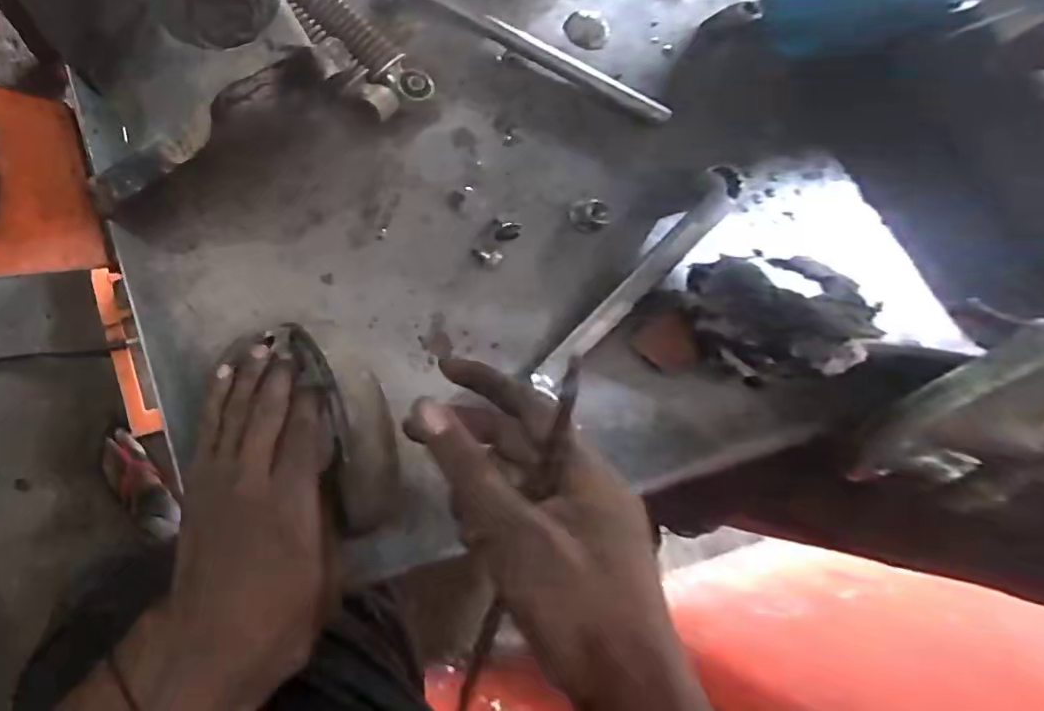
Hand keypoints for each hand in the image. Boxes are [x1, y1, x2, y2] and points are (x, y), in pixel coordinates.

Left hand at [150, 334, 338, 710]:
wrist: (209, 635)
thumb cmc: (279, 618)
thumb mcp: (324, 581)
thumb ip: (324, 519)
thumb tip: (324, 473)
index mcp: (290, 502)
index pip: (304, 436)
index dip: (312, 403)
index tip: (319, 378)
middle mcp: (251, 477)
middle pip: (267, 414)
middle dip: (280, 378)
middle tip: (290, 349)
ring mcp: (218, 473)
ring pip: (235, 411)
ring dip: (248, 375)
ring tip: (259, 346)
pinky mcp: (196, 477)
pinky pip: (207, 425)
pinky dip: (216, 396)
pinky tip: (224, 374)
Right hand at [406, 359, 708, 710]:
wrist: (629, 696)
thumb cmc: (572, 602)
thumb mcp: (509, 527)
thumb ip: (465, 463)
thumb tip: (424, 405)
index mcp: (586, 471)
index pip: (530, 405)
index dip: (485, 381)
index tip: (440, 366)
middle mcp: (587, 487)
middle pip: (518, 440)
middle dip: (467, 432)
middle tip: (414, 430)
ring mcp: (582, 522)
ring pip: (517, 477)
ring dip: (476, 478)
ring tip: (446, 494)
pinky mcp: (572, 552)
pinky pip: (523, 510)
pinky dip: (492, 510)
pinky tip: (470, 532)